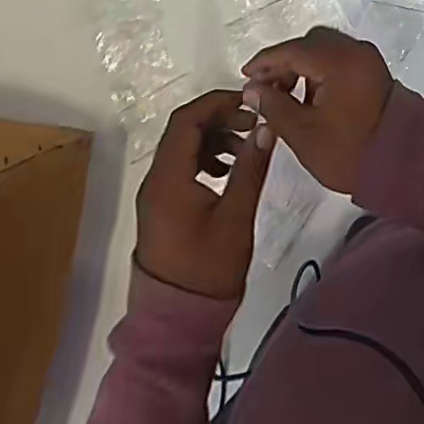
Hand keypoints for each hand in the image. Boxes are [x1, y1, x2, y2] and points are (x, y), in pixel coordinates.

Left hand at [134, 90, 272, 299]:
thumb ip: (251, 165)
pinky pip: (184, 166)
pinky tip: (232, 168)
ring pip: (184, 147)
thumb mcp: (237, 213)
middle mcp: (156, 181)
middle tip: (255, 121)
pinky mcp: (165, 207)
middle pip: (183, 130)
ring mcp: (158, 195)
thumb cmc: (209, 266)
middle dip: (220, 117)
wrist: (178, 321)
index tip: (251, 102)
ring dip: (216, 136)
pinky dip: (208, 156)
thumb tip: (266, 126)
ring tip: (249, 144)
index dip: (218, 103)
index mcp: (169, 179)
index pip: (186, 121)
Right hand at [242, 27, 394, 194]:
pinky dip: (321, 70)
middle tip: (264, 86)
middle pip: (312, 43)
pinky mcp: (374, 72)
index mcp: (341, 61)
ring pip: (327, 50)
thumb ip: (273, 105)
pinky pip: (341, 60)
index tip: (246, 75)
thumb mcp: (302, 131)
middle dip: (285, 61)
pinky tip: (307, 96)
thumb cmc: (349, 150)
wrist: (399, 161)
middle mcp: (358, 52)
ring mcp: (369, 60)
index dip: (266, 61)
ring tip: (283, 95)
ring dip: (303, 66)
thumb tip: (253, 89)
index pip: (295, 50)